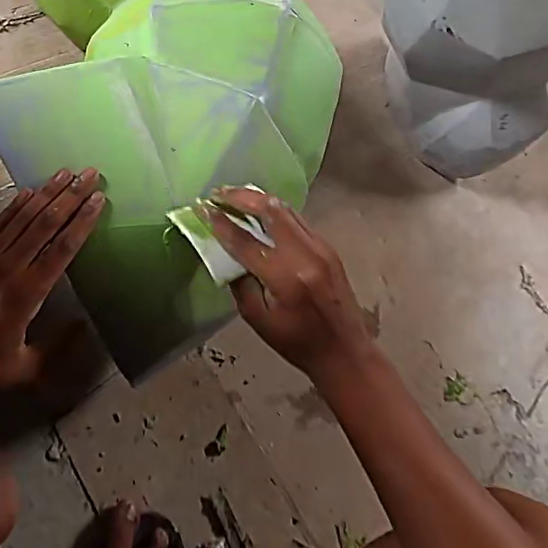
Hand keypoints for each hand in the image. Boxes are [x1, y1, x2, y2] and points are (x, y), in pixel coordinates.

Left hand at [0, 168, 104, 400]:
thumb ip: (57, 348)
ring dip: (46, 193)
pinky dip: (14, 206)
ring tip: (65, 173)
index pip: (62, 249)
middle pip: (45, 223)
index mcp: (25, 294)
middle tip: (89, 174)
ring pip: (21, 217)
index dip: (82, 222)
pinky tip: (27, 192)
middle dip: (70, 196)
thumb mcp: (22, 370)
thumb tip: (84, 325)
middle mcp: (7, 267)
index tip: (98, 200)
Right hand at [202, 186, 370, 376]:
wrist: (346, 352)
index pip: (245, 241)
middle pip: (270, 210)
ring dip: (257, 199)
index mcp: (286, 278)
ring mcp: (321, 248)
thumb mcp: (257, 319)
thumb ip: (240, 283)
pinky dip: (273, 211)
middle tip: (217, 195)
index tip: (201, 209)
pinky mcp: (327, 248)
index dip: (220, 223)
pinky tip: (258, 211)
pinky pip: (296, 220)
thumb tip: (227, 254)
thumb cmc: (298, 343)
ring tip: (233, 196)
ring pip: (285, 209)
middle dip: (240, 197)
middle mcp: (306, 255)